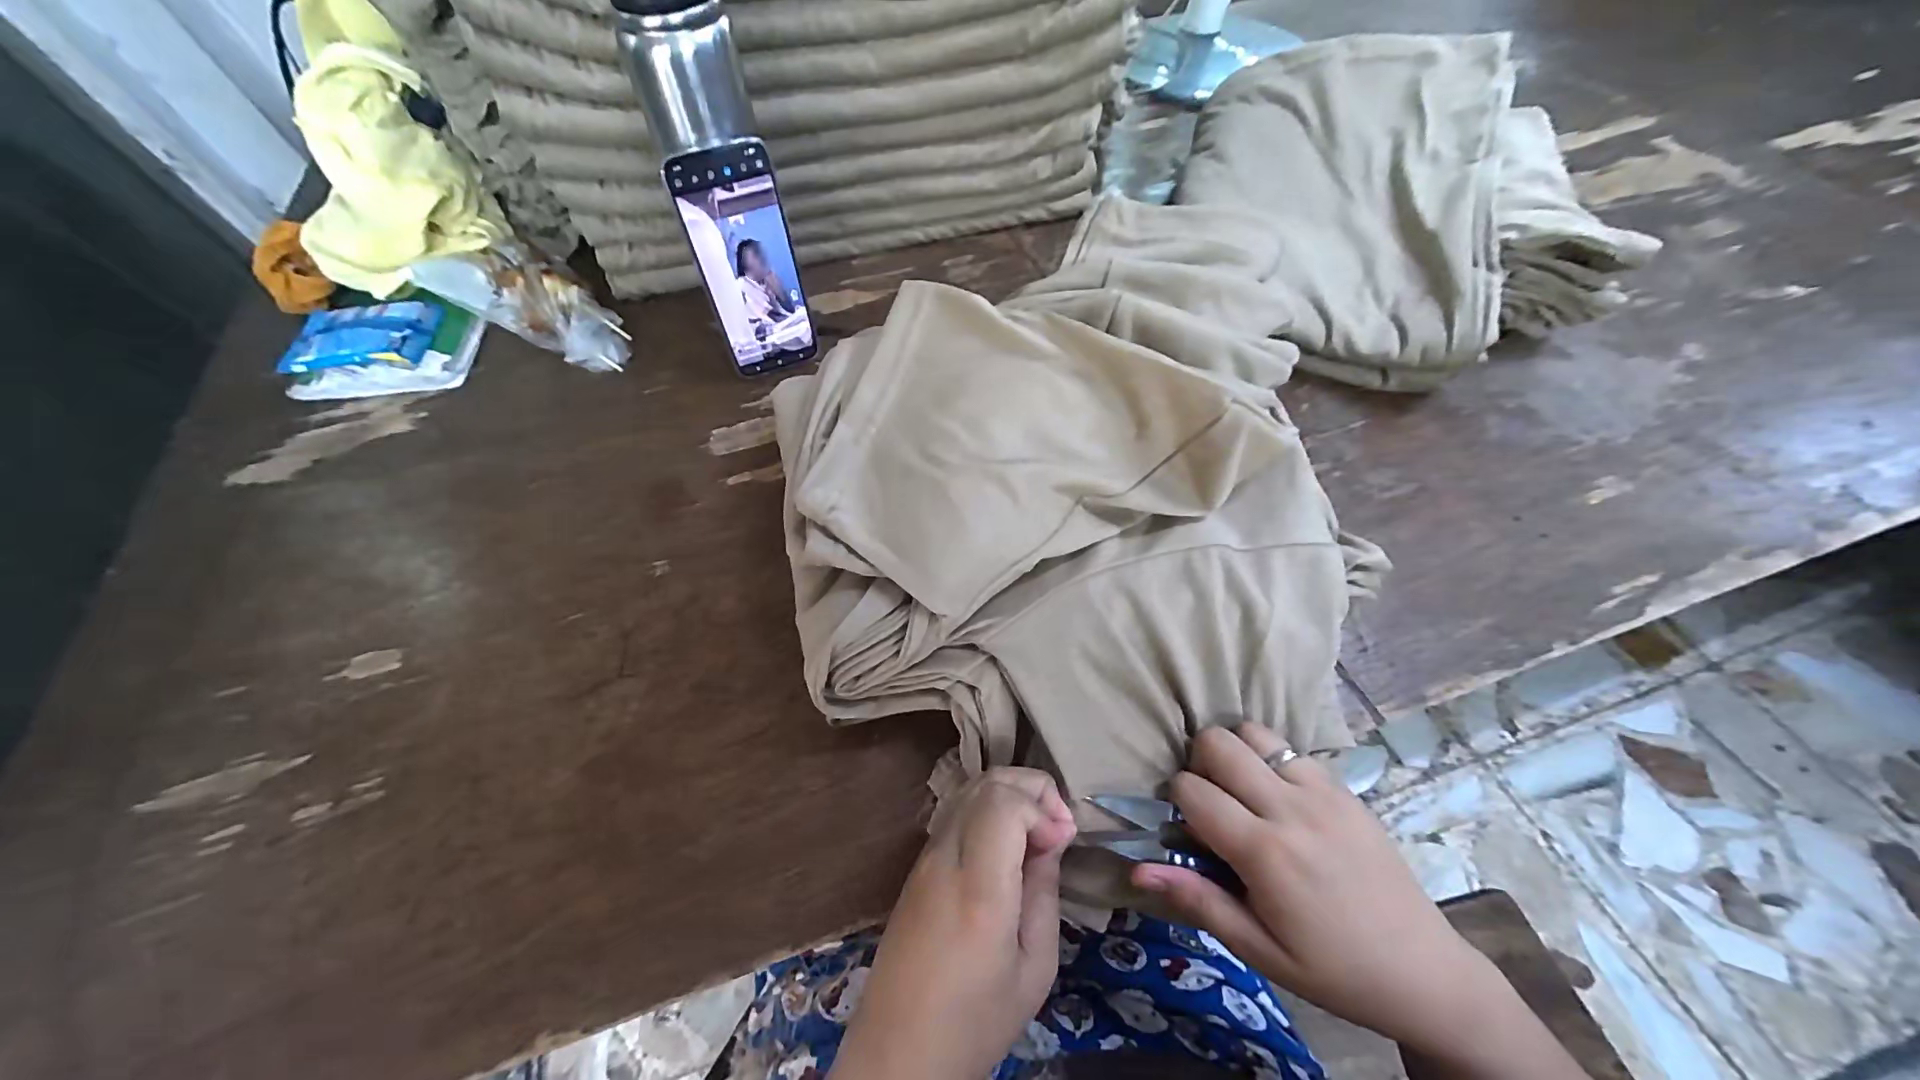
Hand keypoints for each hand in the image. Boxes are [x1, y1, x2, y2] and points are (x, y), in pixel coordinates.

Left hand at [830, 768, 1076, 1079]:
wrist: (899, 1051)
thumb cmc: (976, 1020)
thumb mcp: (1034, 967)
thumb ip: (1044, 891)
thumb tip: (1051, 837)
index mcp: (977, 888)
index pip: (1003, 803)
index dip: (1041, 806)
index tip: (1064, 839)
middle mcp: (944, 859)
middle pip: (984, 783)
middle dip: (1031, 787)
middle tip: (1058, 824)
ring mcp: (924, 858)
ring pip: (966, 790)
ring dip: (1008, 793)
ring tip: (1036, 830)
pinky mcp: (915, 866)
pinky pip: (954, 813)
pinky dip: (987, 807)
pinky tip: (1007, 841)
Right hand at [1132, 727, 1582, 1078]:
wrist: (1427, 973)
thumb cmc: (1333, 970)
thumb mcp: (1259, 951)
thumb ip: (1197, 901)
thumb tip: (1136, 869)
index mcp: (1265, 852)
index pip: (1192, 789)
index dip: (1176, 801)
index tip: (1188, 828)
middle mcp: (1292, 808)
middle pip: (1218, 742)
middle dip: (1199, 764)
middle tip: (1210, 802)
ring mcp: (1324, 793)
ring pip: (1254, 732)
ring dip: (1236, 753)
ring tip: (1242, 792)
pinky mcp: (1346, 790)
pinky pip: (1292, 750)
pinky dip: (1271, 761)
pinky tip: (1280, 798)